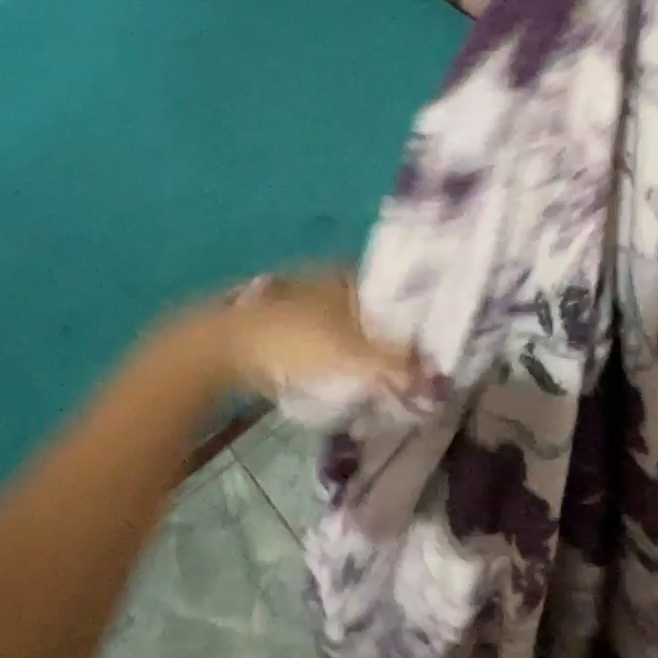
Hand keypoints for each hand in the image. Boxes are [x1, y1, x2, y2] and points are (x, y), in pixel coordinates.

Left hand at [169, 272, 413, 395]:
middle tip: (395, 360)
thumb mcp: (351, 356)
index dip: (405, 311)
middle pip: (360, 305)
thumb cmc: (293, 342)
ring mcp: (291, 299)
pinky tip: (326, 372)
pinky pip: (309, 335)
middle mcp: (319, 280)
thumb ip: (394, 366)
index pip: (386, 288)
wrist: (221, 348)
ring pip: (332, 319)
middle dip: (377, 330)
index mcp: (342, 277)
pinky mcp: (267, 322)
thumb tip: (436, 380)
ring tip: (365, 371)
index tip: (419, 338)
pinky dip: (322, 350)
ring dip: (347, 341)